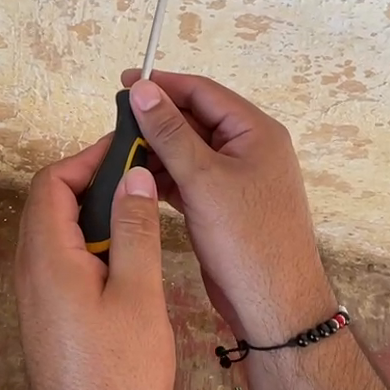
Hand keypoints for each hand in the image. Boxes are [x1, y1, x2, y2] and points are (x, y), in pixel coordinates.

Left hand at [0, 143, 174, 389]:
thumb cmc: (117, 374)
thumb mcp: (138, 294)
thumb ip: (135, 228)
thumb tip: (134, 174)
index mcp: (46, 254)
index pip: (52, 181)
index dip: (88, 157)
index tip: (130, 149)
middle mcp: (30, 266)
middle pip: (52, 200)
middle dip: (95, 179)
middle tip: (144, 175)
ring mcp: (36, 291)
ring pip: (59, 229)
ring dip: (96, 210)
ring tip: (144, 208)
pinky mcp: (48, 311)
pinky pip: (64, 255)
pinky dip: (93, 239)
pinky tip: (130, 252)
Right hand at [119, 71, 336, 342]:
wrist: (274, 306)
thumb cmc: (246, 238)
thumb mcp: (204, 178)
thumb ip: (170, 131)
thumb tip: (143, 90)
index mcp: (255, 130)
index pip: (202, 92)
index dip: (163, 85)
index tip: (124, 82)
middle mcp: (248, 148)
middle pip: (195, 119)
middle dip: (156, 120)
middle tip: (115, 121)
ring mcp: (235, 178)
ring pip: (188, 150)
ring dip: (156, 150)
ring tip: (118, 151)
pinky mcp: (222, 204)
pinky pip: (188, 177)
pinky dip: (164, 176)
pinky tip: (136, 180)